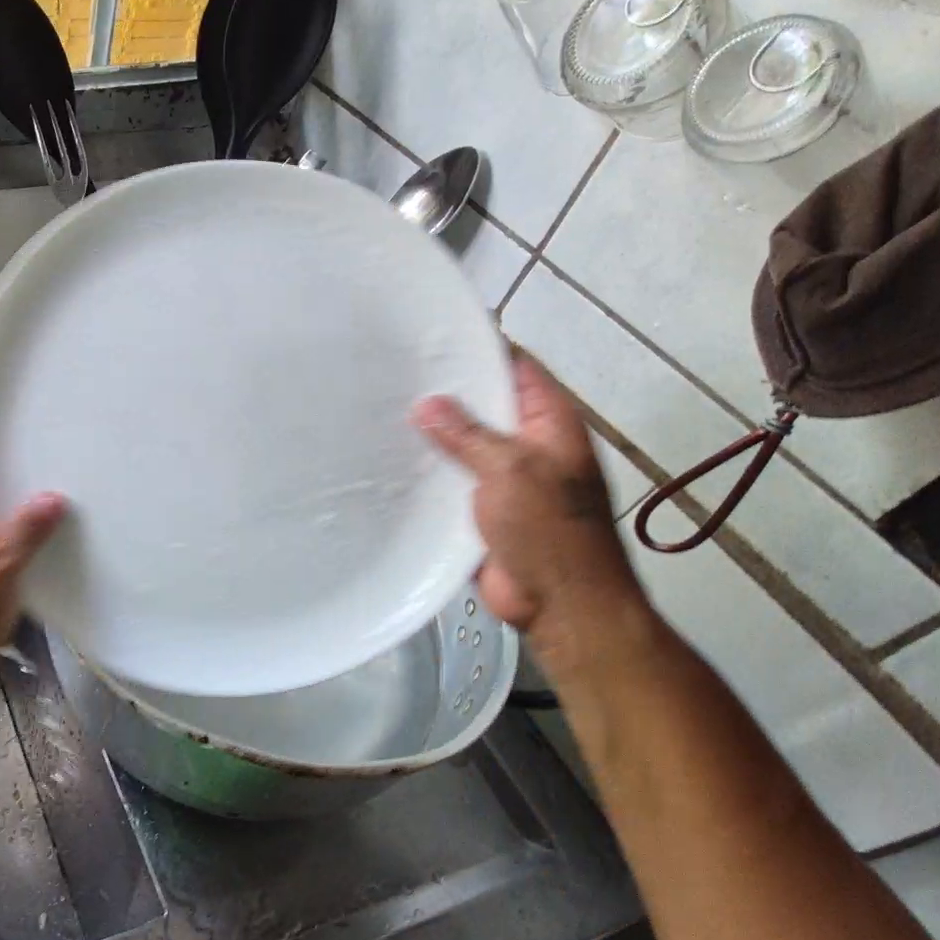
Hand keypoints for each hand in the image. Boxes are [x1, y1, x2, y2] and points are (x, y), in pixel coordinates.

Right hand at [412, 356, 640, 638]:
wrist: (560, 604)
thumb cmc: (550, 532)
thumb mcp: (511, 471)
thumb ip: (469, 436)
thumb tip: (429, 403)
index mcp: (551, 423)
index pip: (516, 368)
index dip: (480, 348)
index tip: (432, 335)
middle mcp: (527, 445)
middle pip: (484, 406)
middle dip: (445, 393)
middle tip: (390, 372)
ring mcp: (502, 479)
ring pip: (462, 446)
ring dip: (430, 437)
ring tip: (378, 411)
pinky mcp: (479, 510)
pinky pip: (449, 482)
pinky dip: (425, 474)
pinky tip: (387, 462)